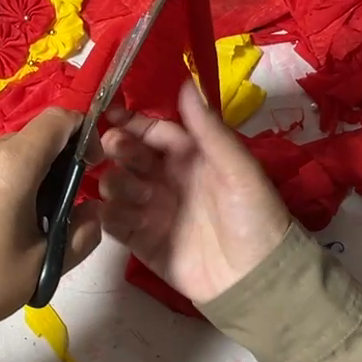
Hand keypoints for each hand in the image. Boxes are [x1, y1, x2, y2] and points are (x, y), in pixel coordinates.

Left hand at [0, 108, 102, 327]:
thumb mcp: (46, 262)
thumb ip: (83, 231)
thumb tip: (92, 209)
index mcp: (11, 165)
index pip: (58, 119)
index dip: (84, 133)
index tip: (90, 166)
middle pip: (34, 138)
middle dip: (57, 162)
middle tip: (60, 206)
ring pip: (10, 151)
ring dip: (30, 173)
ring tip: (28, 219)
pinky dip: (4, 178)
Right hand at [100, 81, 292, 305]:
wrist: (255, 279)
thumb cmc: (253, 216)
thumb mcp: (238, 168)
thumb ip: (209, 130)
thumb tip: (186, 83)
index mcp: (189, 156)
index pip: (152, 131)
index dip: (132, 122)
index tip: (111, 114)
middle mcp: (165, 178)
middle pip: (128, 155)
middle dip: (117, 148)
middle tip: (112, 148)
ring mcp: (149, 208)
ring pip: (115, 185)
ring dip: (114, 182)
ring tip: (129, 191)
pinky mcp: (139, 239)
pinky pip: (112, 220)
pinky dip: (106, 214)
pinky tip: (110, 213)